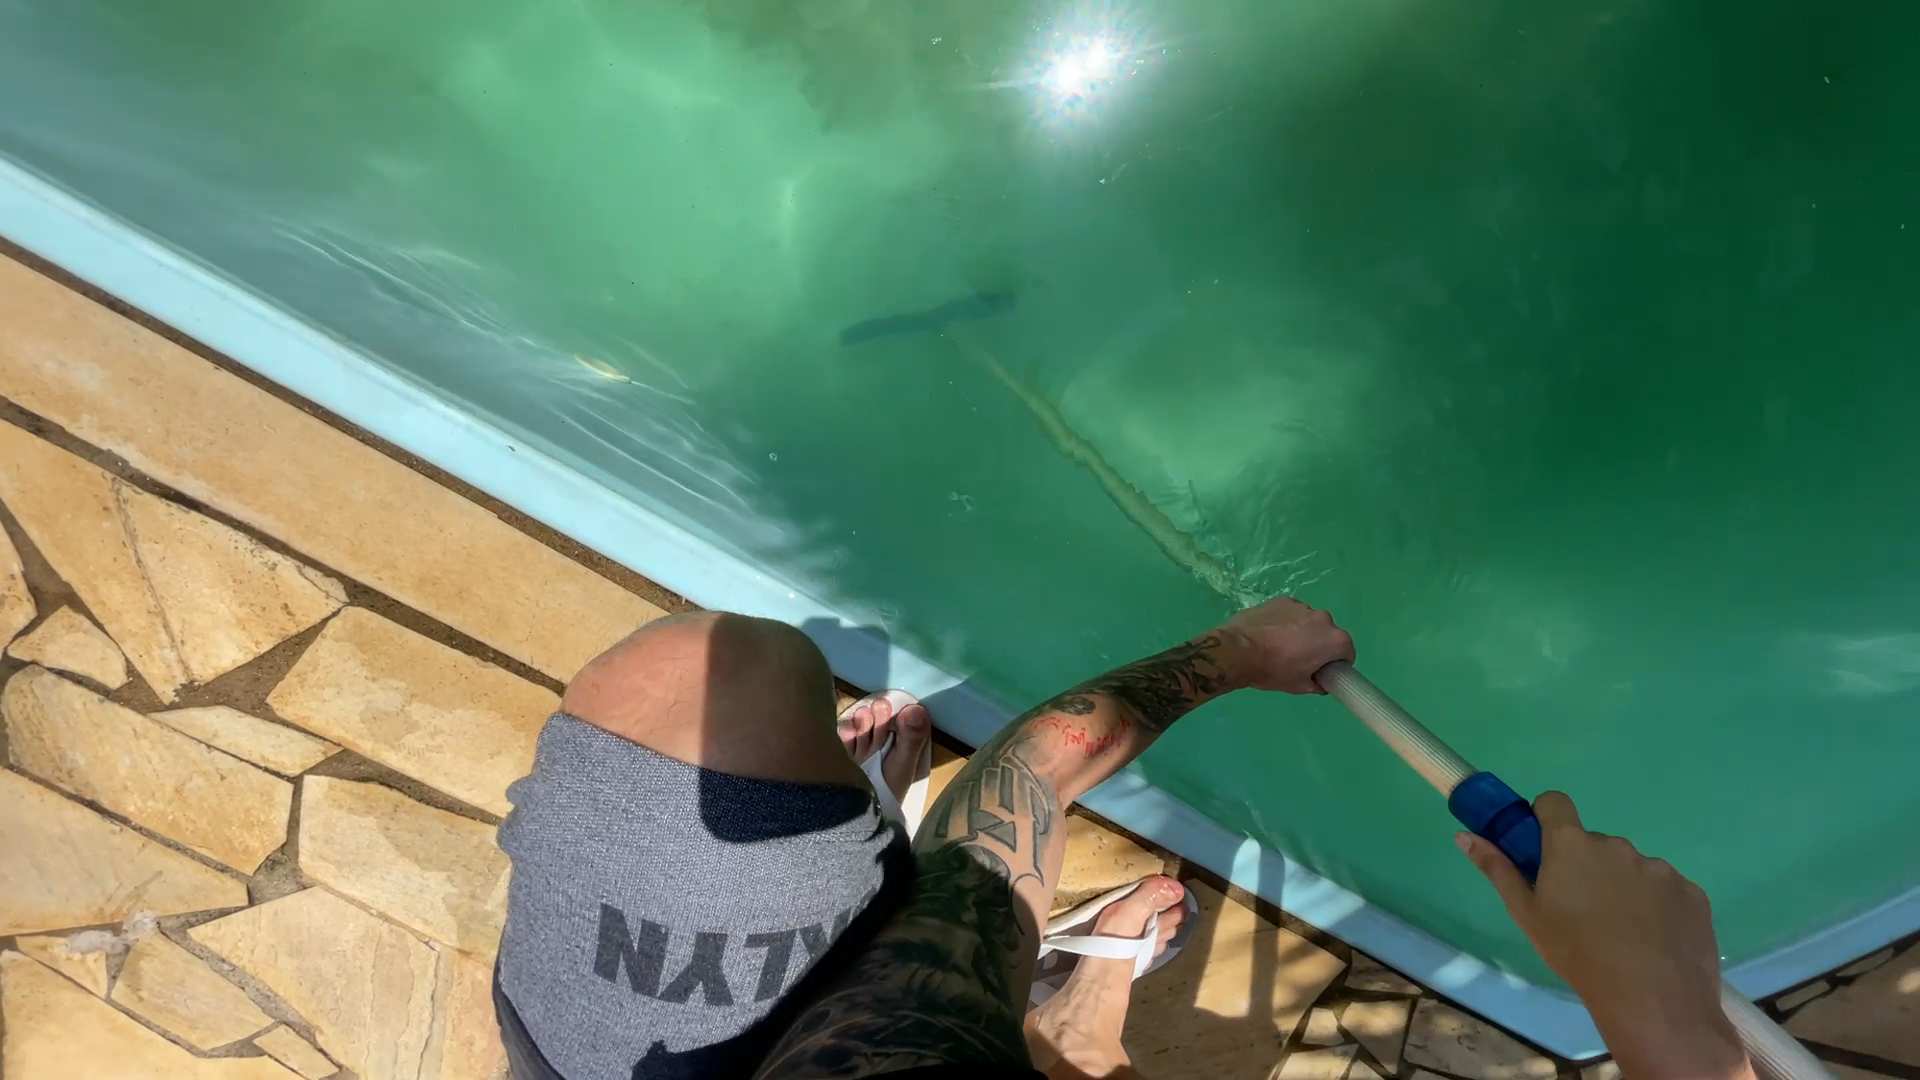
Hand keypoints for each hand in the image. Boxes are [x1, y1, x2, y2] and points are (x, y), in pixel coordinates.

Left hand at [1214, 596, 1354, 693]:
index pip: (1345, 654)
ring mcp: (1301, 606)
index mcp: (1336, 640)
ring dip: (1300, 630)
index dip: (1334, 664)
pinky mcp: (1281, 599)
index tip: (1320, 671)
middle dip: (1317, 645)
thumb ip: (1318, 683)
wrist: (1238, 651)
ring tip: (1278, 644)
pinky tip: (1268, 631)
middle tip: (1297, 658)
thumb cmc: (1273, 671)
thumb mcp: (1300, 686)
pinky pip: (1290, 612)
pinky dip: (1284, 620)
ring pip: (1308, 621)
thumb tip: (1320, 681)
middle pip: (1327, 634)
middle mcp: (1324, 618)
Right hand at [1459, 792, 1753, 1079]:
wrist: (1654, 1001)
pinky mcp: (1693, 894)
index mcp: (1570, 844)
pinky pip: (1665, 887)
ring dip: (1621, 883)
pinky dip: (1656, 902)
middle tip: (1580, 903)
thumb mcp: (1525, 912)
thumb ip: (1497, 868)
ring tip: (1622, 926)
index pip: (1555, 802)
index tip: (1544, 847)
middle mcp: (1615, 845)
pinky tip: (1653, 935)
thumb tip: (1464, 836)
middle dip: (1585, 863)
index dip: (1546, 818)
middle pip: (1592, 842)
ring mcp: (1659, 869)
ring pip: (1630, 866)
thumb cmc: (1576, 951)